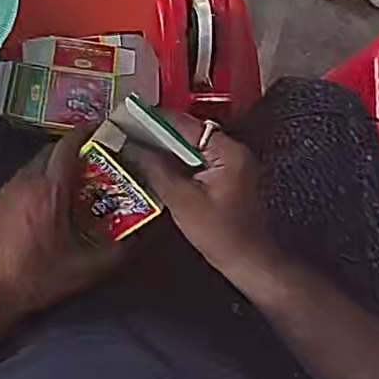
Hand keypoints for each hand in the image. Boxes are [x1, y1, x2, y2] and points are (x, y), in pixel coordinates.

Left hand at [0, 126, 127, 318]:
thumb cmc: (41, 276)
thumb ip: (120, 247)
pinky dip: (36, 183)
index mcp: (49, 189)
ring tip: (72, 184)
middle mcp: (25, 181)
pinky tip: (46, 204)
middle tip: (94, 162)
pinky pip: (20, 181)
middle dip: (73, 151)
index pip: (68, 145)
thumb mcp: (89, 266)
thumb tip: (140, 232)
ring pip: (34, 165)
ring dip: (54, 168)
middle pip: (52, 151)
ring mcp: (6, 189)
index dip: (86, 133)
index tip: (100, 129)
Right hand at [123, 113, 286, 282]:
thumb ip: (156, 169)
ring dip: (167, 148)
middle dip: (159, 134)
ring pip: (191, 146)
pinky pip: (197, 159)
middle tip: (130, 134)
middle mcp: (233, 151)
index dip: (157, 120)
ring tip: (139, 149)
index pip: (186, 124)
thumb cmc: (222, 235)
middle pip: (189, 132)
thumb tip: (134, 149)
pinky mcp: (226, 176)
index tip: (132, 118)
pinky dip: (177, 161)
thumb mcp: (181, 200)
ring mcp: (232, 163)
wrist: (248, 261)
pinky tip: (158, 168)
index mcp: (228, 152)